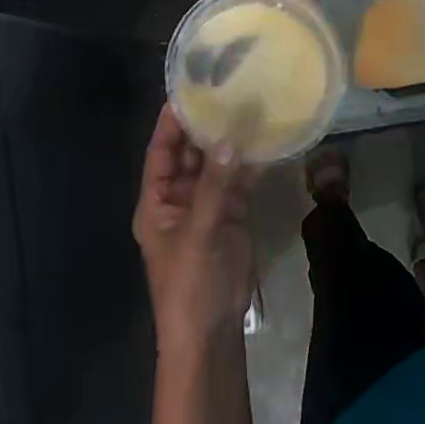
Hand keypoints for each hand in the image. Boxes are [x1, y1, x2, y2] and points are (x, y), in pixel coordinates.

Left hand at [133, 106, 260, 348]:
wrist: (210, 332)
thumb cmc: (189, 284)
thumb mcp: (198, 233)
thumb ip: (214, 187)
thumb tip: (229, 140)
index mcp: (157, 202)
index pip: (160, 152)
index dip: (171, 123)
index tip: (186, 91)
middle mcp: (179, 199)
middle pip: (190, 155)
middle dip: (205, 128)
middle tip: (226, 92)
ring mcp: (207, 208)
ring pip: (217, 167)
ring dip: (230, 144)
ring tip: (250, 109)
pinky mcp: (232, 217)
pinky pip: (239, 184)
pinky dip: (251, 166)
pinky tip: (267, 144)